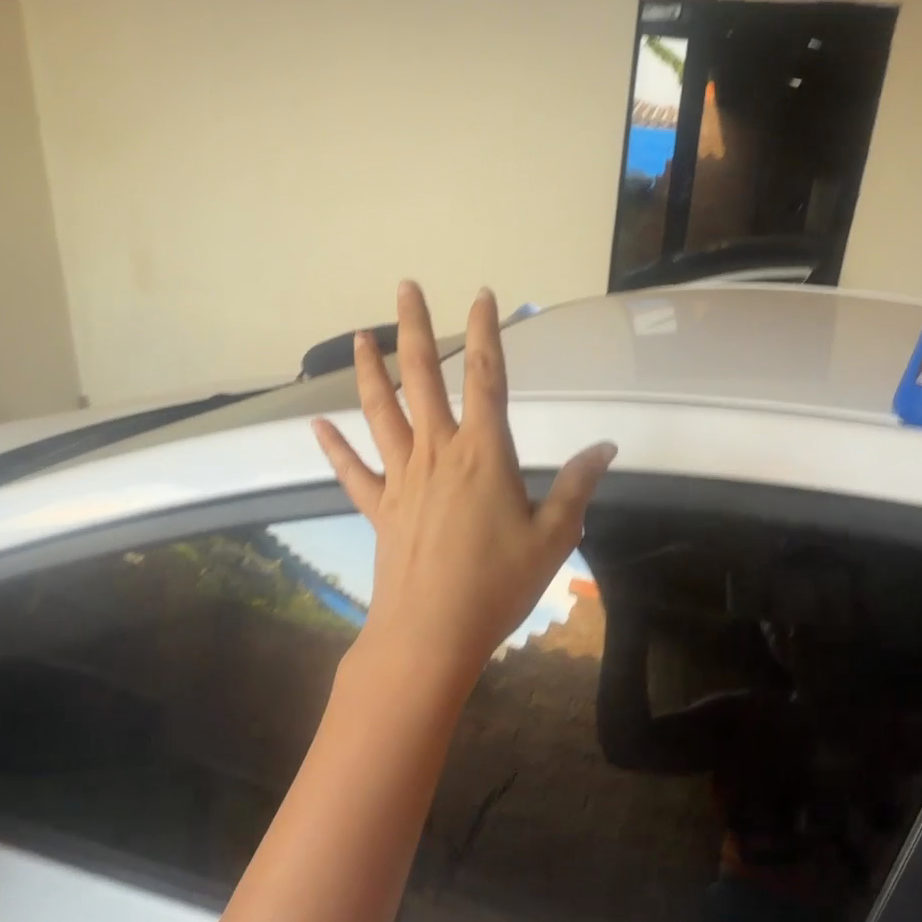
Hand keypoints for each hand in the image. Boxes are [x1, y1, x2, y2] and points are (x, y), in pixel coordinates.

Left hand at [312, 282, 616, 688]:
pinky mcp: (380, 509)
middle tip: (405, 287)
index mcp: (484, 453)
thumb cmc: (498, 585)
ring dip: (368, 371)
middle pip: (422, 377)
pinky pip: (353, 470)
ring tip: (357, 336)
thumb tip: (605, 446)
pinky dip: (334, 447)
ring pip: (381, 412)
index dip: (485, 332)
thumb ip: (577, 486)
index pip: (486, 377)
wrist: (431, 634)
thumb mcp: (554, 536)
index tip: (481, 295)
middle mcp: (438, 452)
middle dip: (414, 328)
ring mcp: (402, 479)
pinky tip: (316, 424)